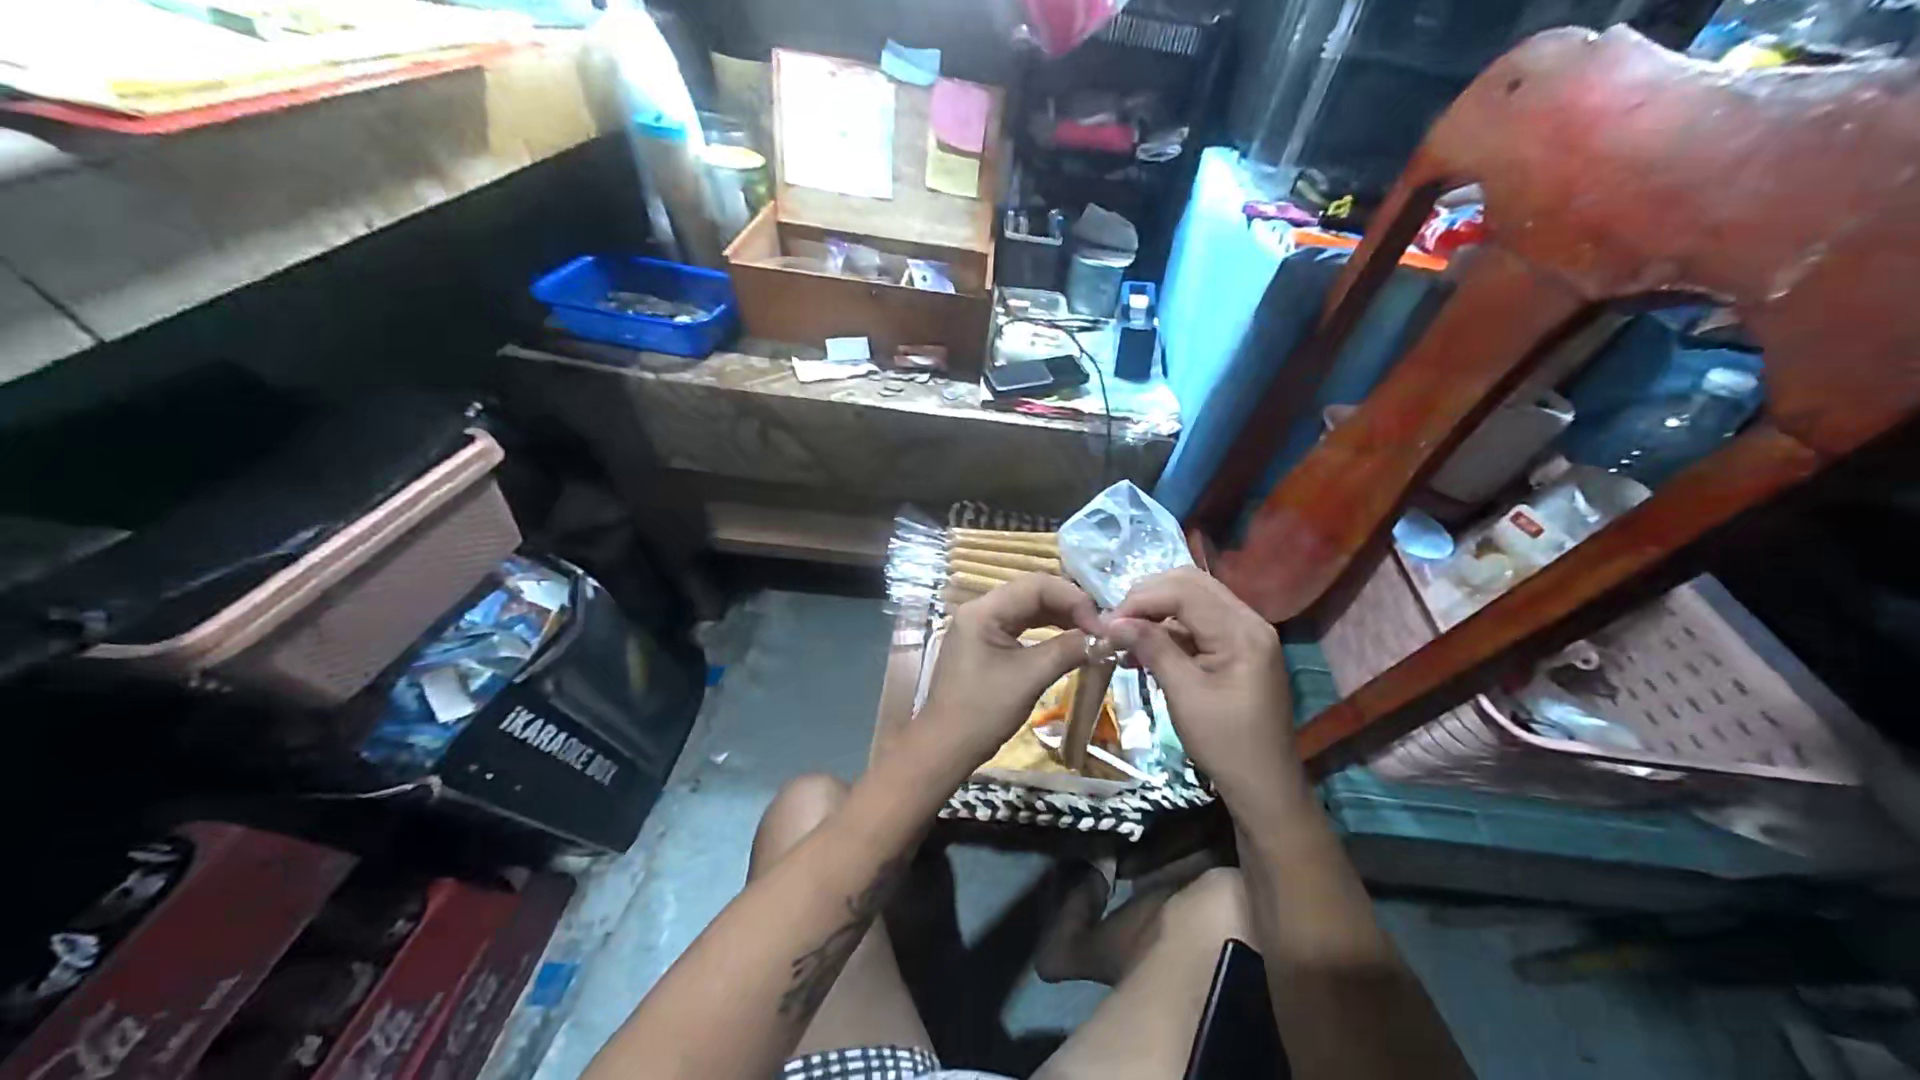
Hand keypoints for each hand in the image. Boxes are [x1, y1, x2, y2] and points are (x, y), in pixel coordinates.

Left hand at [916, 574, 1101, 776]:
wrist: (946, 747)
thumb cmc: (983, 712)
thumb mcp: (1029, 677)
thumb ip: (1068, 650)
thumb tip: (1106, 638)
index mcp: (983, 610)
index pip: (1037, 585)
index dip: (1074, 599)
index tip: (1101, 626)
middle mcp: (980, 610)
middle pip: (1033, 593)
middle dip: (1070, 606)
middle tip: (1101, 629)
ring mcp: (981, 626)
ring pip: (1029, 609)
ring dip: (1061, 618)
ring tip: (1092, 634)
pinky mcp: (986, 643)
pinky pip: (1022, 626)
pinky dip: (1048, 631)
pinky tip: (1070, 641)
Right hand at [1103, 567, 1295, 798]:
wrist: (1263, 785)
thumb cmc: (1225, 742)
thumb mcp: (1184, 693)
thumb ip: (1153, 648)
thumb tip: (1113, 622)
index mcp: (1242, 631)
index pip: (1185, 591)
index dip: (1141, 600)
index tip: (1109, 624)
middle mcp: (1249, 621)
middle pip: (1190, 584)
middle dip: (1148, 597)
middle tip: (1116, 623)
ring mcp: (1246, 633)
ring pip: (1193, 598)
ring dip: (1155, 610)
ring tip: (1124, 636)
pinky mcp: (1237, 647)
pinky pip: (1198, 621)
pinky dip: (1168, 628)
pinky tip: (1142, 649)